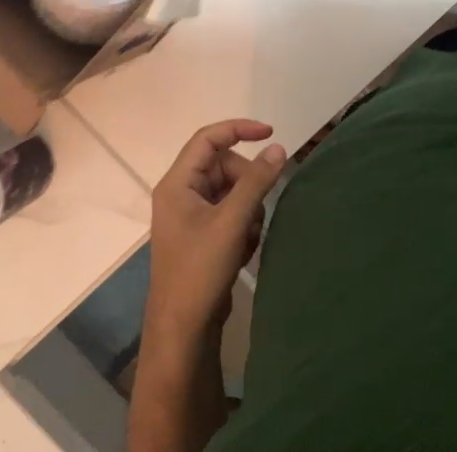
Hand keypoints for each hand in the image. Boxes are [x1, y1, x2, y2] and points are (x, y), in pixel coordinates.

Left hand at [147, 119, 287, 335]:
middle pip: (225, 166)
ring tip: (247, 237)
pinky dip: (244, 225)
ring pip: (232, 191)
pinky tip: (244, 251)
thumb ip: (256, 181)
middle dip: (248, 183)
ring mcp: (191, 216)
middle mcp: (181, 194)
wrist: (183, 328)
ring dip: (249, 208)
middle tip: (257, 209)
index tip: (271, 134)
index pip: (208, 138)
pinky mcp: (203, 236)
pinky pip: (231, 213)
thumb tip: (278, 147)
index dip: (239, 130)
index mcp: (177, 184)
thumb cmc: (200, 270)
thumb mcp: (232, 221)